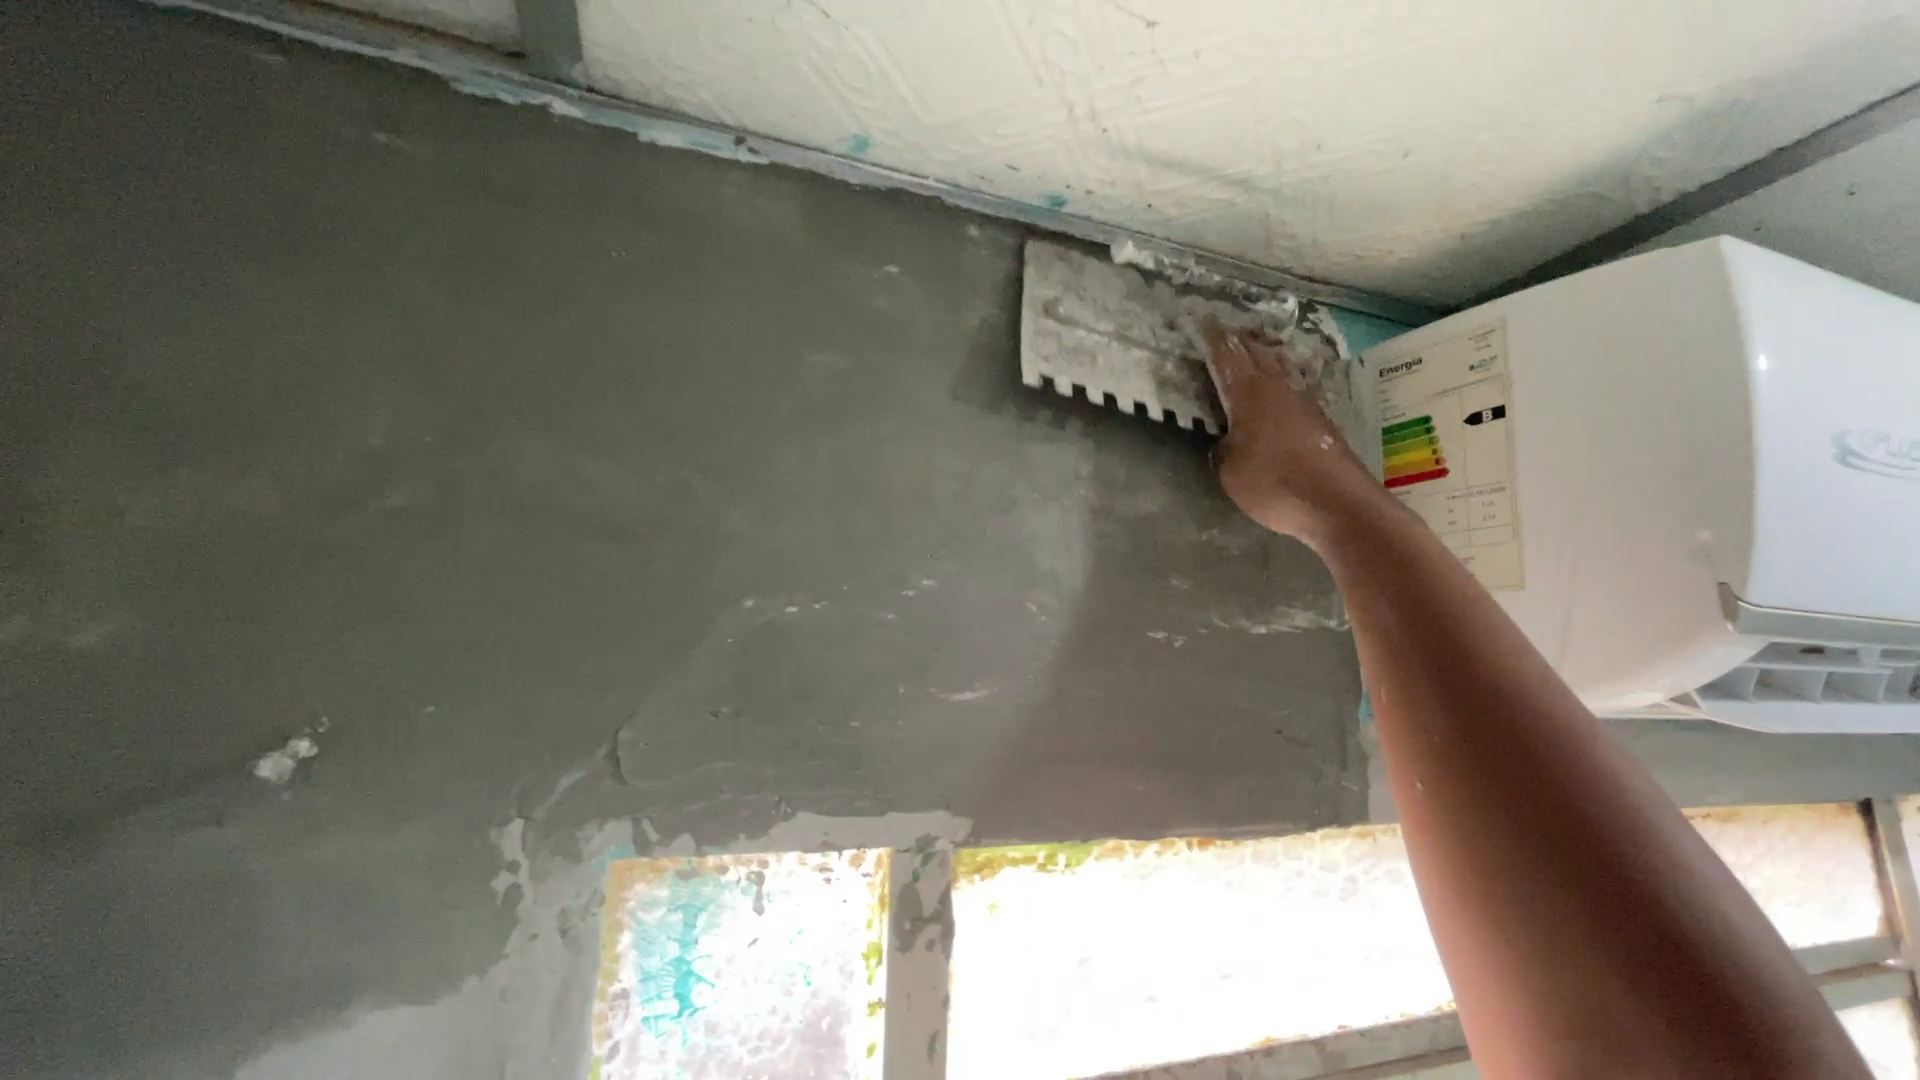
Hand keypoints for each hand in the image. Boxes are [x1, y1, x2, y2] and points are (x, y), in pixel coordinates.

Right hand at [1202, 322, 1376, 542]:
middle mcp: (1280, 388)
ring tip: (1254, 353)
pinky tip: (1280, 389)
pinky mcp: (1321, 422)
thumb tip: (1230, 441)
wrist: (1336, 503)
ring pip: (1282, 369)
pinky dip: (1282, 382)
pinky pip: (1295, 390)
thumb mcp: (1230, 470)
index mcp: (1251, 393)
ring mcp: (1306, 403)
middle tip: (1227, 334)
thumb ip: (1224, 449)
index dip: (1214, 339)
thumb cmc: (1275, 483)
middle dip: (1242, 342)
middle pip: (1260, 354)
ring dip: (1267, 358)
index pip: (1228, 356)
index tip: (1203, 322)